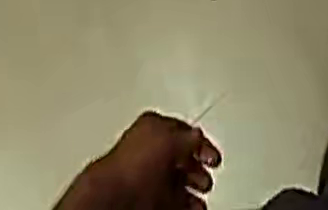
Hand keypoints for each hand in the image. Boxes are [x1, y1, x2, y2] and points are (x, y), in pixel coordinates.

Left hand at [56, 111, 221, 209]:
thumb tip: (198, 136)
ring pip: (175, 182)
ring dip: (191, 193)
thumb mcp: (171, 139)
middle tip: (207, 181)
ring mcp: (144, 173)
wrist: (114, 196)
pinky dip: (181, 204)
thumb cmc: (135, 162)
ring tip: (201, 203)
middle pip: (178, 157)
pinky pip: (168, 199)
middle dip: (196, 170)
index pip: (182, 130)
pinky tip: (190, 209)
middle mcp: (147, 147)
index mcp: (152, 126)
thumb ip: (188, 136)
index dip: (200, 143)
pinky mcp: (142, 197)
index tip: (212, 156)